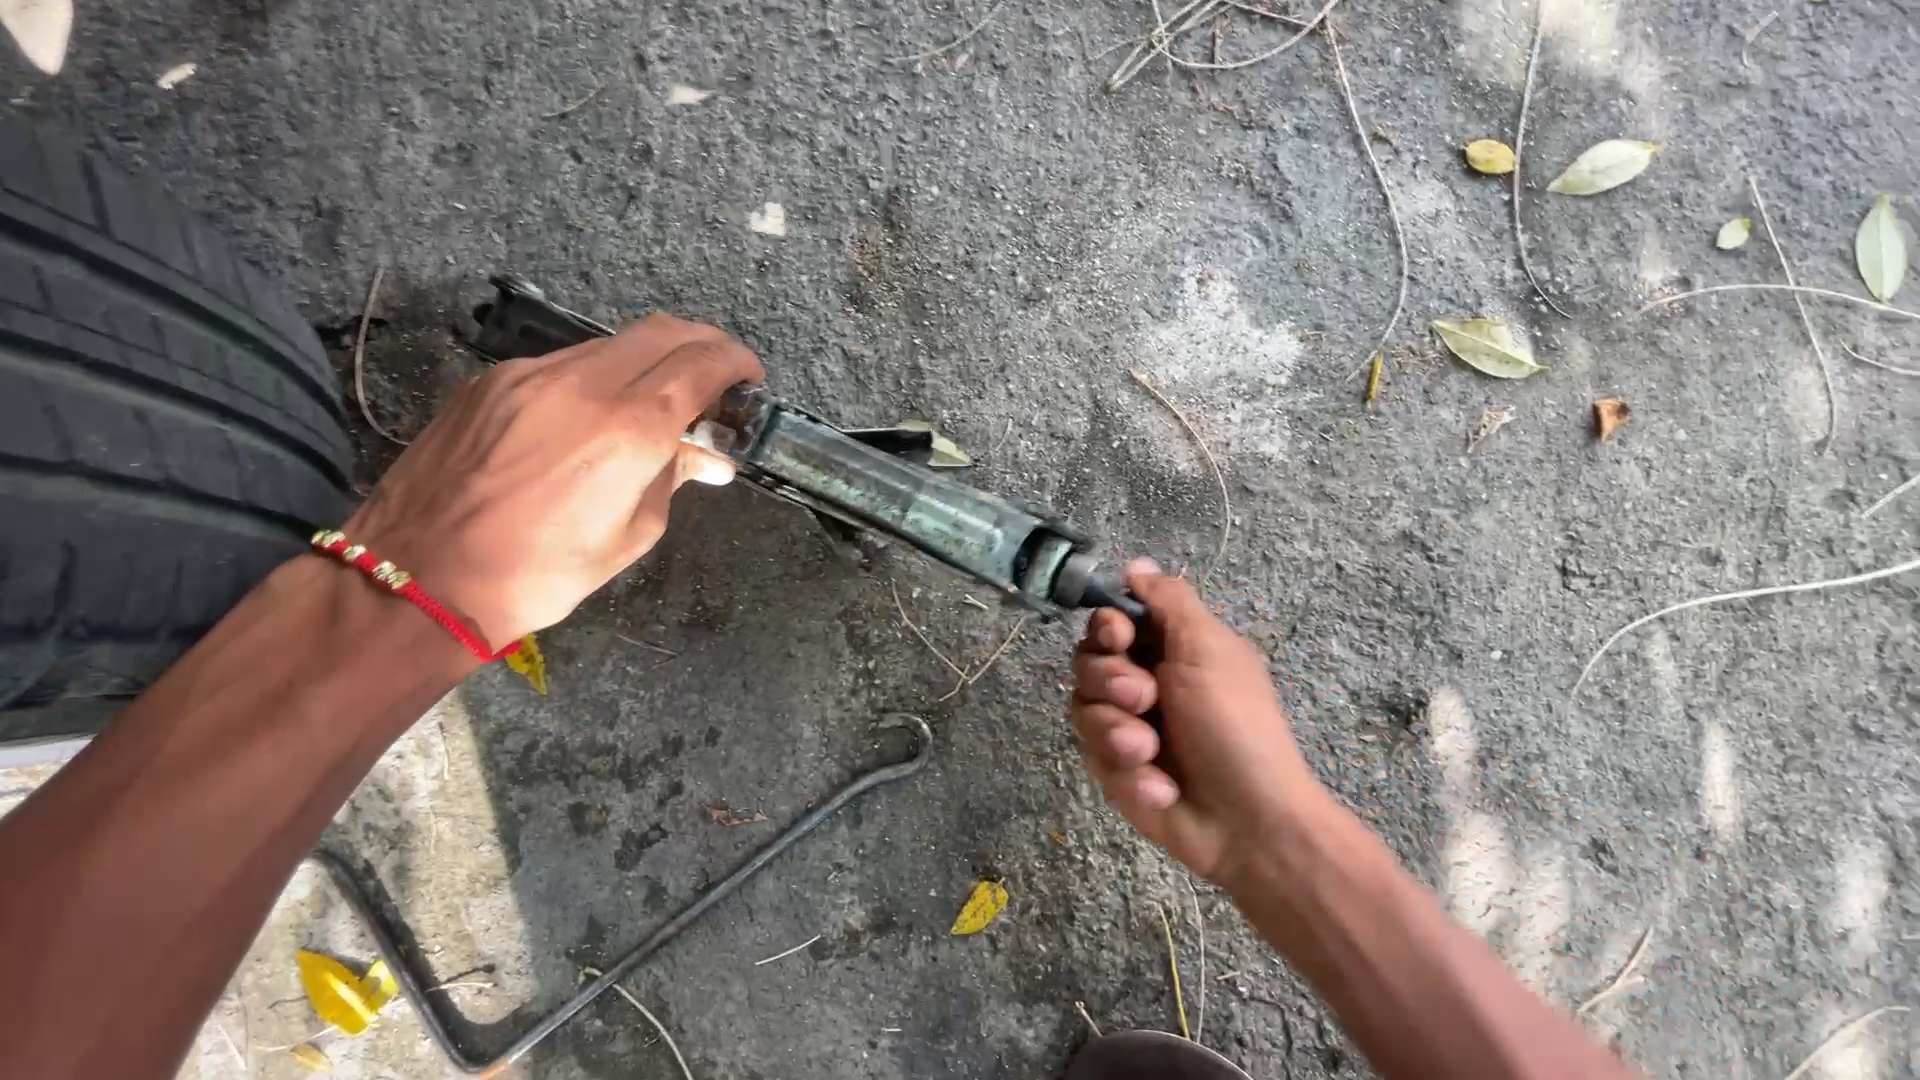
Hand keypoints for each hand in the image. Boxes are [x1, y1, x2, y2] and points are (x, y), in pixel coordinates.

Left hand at [343, 314, 762, 648]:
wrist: (422, 577)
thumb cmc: (542, 574)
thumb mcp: (631, 535)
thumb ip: (673, 479)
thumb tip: (708, 458)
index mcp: (628, 431)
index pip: (700, 366)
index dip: (736, 362)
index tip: (751, 375)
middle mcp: (583, 385)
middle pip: (663, 332)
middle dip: (704, 342)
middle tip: (720, 371)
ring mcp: (530, 375)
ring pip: (612, 343)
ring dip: (651, 358)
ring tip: (661, 395)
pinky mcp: (491, 381)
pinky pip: (565, 362)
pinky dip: (601, 375)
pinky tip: (599, 411)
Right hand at [1071, 560, 1321, 885]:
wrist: (1250, 822)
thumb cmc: (1236, 726)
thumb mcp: (1209, 650)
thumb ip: (1169, 601)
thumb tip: (1137, 564)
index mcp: (1169, 648)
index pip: (1111, 621)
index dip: (1107, 626)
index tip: (1120, 637)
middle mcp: (1142, 681)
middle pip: (1086, 661)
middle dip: (1110, 680)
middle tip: (1145, 699)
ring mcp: (1125, 726)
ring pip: (1082, 709)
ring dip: (1116, 731)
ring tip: (1150, 753)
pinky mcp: (1115, 769)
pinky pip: (1093, 755)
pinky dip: (1128, 772)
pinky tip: (1160, 787)